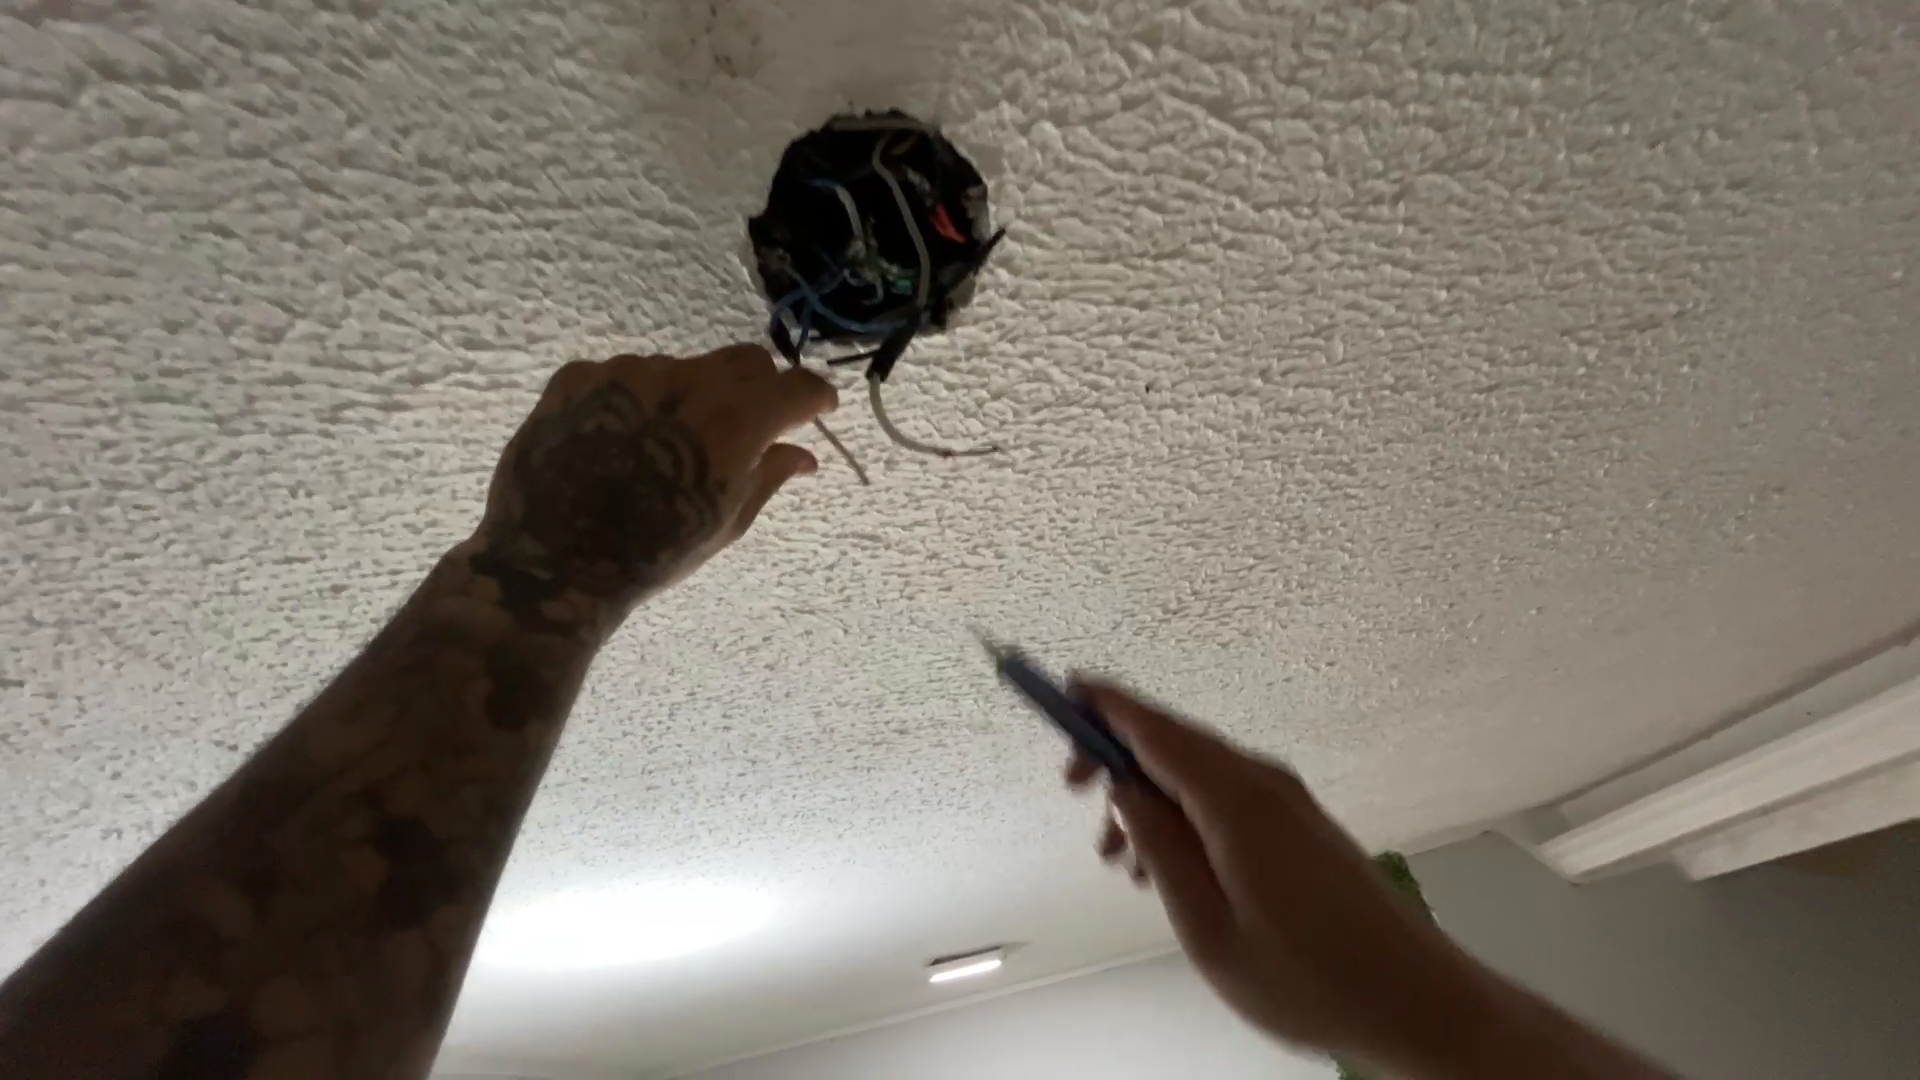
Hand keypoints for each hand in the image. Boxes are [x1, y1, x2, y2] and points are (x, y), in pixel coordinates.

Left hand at [475, 345, 836, 618]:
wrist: (552, 562)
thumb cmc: (655, 553)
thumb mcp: (727, 522)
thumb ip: (770, 475)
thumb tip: (805, 455)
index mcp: (734, 422)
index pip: (795, 386)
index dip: (816, 395)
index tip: (821, 408)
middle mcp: (685, 381)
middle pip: (745, 361)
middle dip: (762, 387)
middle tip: (754, 424)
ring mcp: (628, 373)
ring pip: (686, 366)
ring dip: (697, 394)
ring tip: (673, 442)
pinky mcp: (579, 376)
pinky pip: (630, 374)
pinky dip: (644, 399)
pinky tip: (628, 438)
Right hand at [1064, 683, 1479, 1069]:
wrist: (1419, 1003)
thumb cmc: (1312, 977)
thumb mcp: (1207, 925)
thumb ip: (1157, 846)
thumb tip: (1123, 789)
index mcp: (1235, 799)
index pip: (1153, 729)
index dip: (1103, 705)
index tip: (1063, 690)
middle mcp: (1259, 781)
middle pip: (1168, 741)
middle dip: (1113, 756)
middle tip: (1074, 790)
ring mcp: (1280, 796)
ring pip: (1190, 771)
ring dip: (1145, 794)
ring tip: (1122, 857)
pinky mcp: (1291, 817)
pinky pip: (1218, 792)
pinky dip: (1179, 809)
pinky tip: (1167, 863)